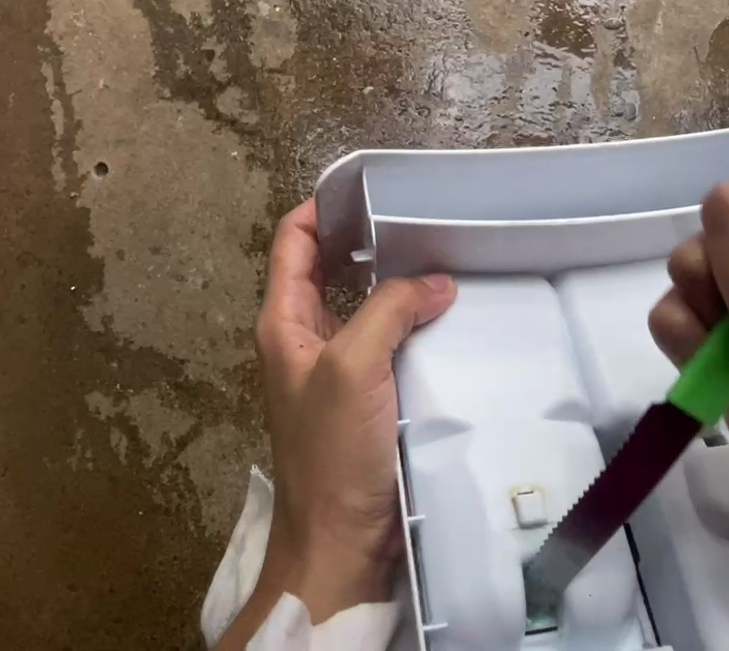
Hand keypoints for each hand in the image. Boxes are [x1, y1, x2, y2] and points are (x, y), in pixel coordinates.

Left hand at [237, 199, 456, 629]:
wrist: (341, 541)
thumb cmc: (334, 450)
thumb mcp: (354, 365)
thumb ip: (389, 310)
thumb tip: (436, 282)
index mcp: (283, 320)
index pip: (293, 240)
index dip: (321, 207)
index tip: (367, 187)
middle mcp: (304, 334)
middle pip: (329, 266)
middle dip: (367, 238)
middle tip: (417, 217)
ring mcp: (336, 364)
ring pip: (362, 302)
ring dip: (394, 280)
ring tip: (439, 255)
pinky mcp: (366, 392)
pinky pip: (387, 338)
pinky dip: (410, 319)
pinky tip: (445, 313)